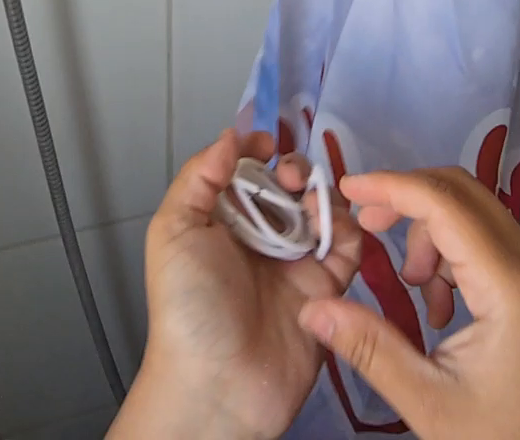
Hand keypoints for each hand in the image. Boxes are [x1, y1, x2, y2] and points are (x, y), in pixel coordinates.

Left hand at [110, 129, 362, 439]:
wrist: (218, 385)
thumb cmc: (188, 304)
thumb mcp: (174, 231)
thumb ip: (198, 176)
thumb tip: (231, 134)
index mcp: (223, 219)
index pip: (247, 171)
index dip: (259, 150)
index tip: (267, 142)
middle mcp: (260, 235)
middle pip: (289, 185)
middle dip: (295, 169)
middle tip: (291, 179)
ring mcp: (294, 261)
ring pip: (322, 209)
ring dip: (322, 196)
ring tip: (311, 207)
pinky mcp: (325, 288)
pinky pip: (345, 248)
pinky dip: (344, 230)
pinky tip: (330, 230)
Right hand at [296, 168, 519, 439]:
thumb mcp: (431, 404)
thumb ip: (370, 348)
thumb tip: (312, 309)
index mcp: (507, 284)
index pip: (442, 202)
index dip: (390, 186)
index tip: (345, 190)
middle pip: (459, 190)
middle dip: (405, 197)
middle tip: (366, 225)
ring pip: (471, 209)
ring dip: (427, 230)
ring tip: (411, 287)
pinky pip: (484, 236)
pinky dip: (449, 248)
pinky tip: (440, 304)